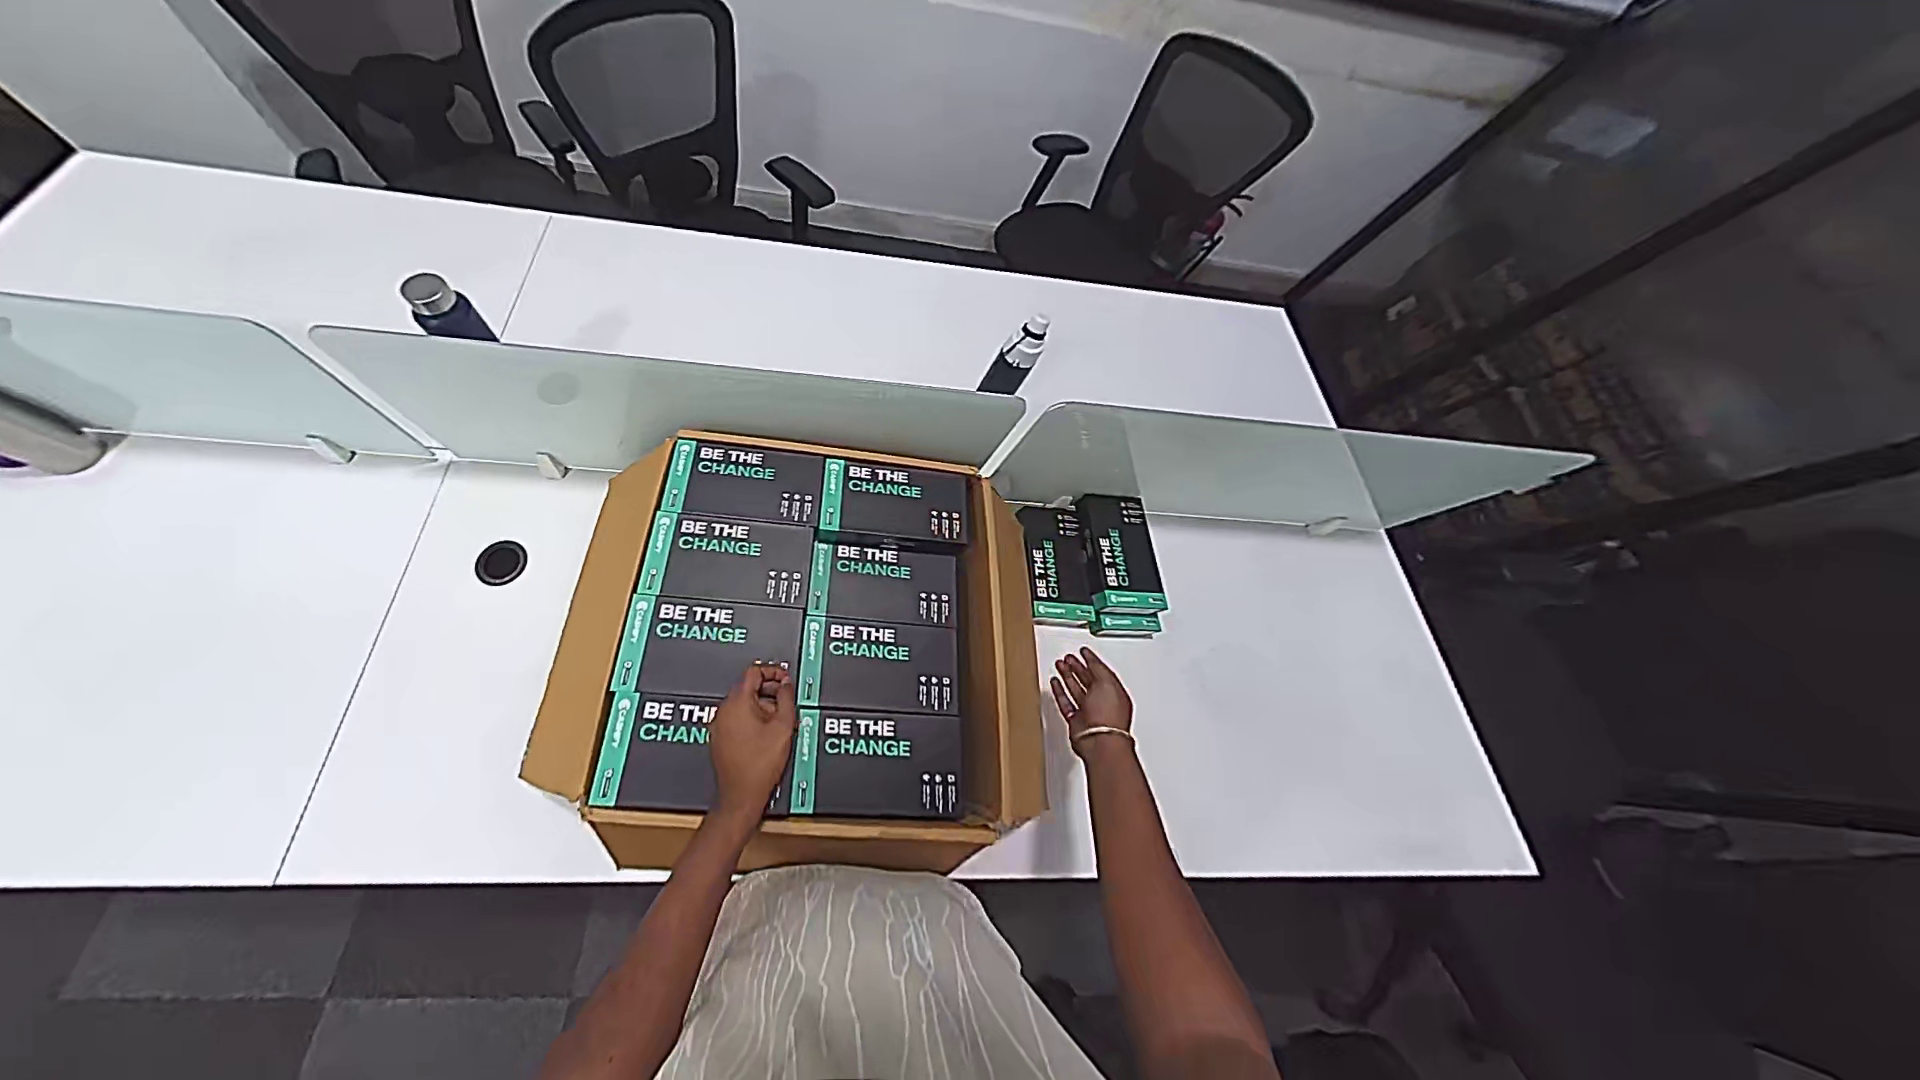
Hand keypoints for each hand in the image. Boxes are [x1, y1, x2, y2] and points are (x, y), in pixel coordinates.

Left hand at [708, 664, 797, 819]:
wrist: (742, 794)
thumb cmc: (760, 764)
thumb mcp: (784, 725)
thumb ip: (787, 698)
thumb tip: (786, 684)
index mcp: (737, 702)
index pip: (754, 671)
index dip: (773, 671)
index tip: (785, 679)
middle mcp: (723, 711)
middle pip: (748, 687)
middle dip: (769, 691)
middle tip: (786, 701)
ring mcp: (719, 725)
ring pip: (743, 703)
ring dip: (762, 705)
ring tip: (779, 720)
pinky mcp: (719, 738)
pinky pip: (737, 718)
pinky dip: (752, 718)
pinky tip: (766, 733)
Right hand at [1050, 647, 1132, 757]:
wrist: (1099, 741)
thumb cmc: (1109, 716)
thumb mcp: (1107, 682)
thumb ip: (1098, 668)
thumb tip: (1091, 659)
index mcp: (1114, 692)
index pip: (1102, 672)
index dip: (1092, 660)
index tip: (1083, 651)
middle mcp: (1102, 702)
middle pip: (1088, 680)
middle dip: (1077, 667)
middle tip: (1068, 657)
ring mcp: (1089, 712)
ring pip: (1076, 690)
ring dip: (1067, 676)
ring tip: (1060, 665)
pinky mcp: (1076, 721)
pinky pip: (1066, 703)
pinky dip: (1060, 692)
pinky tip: (1056, 683)